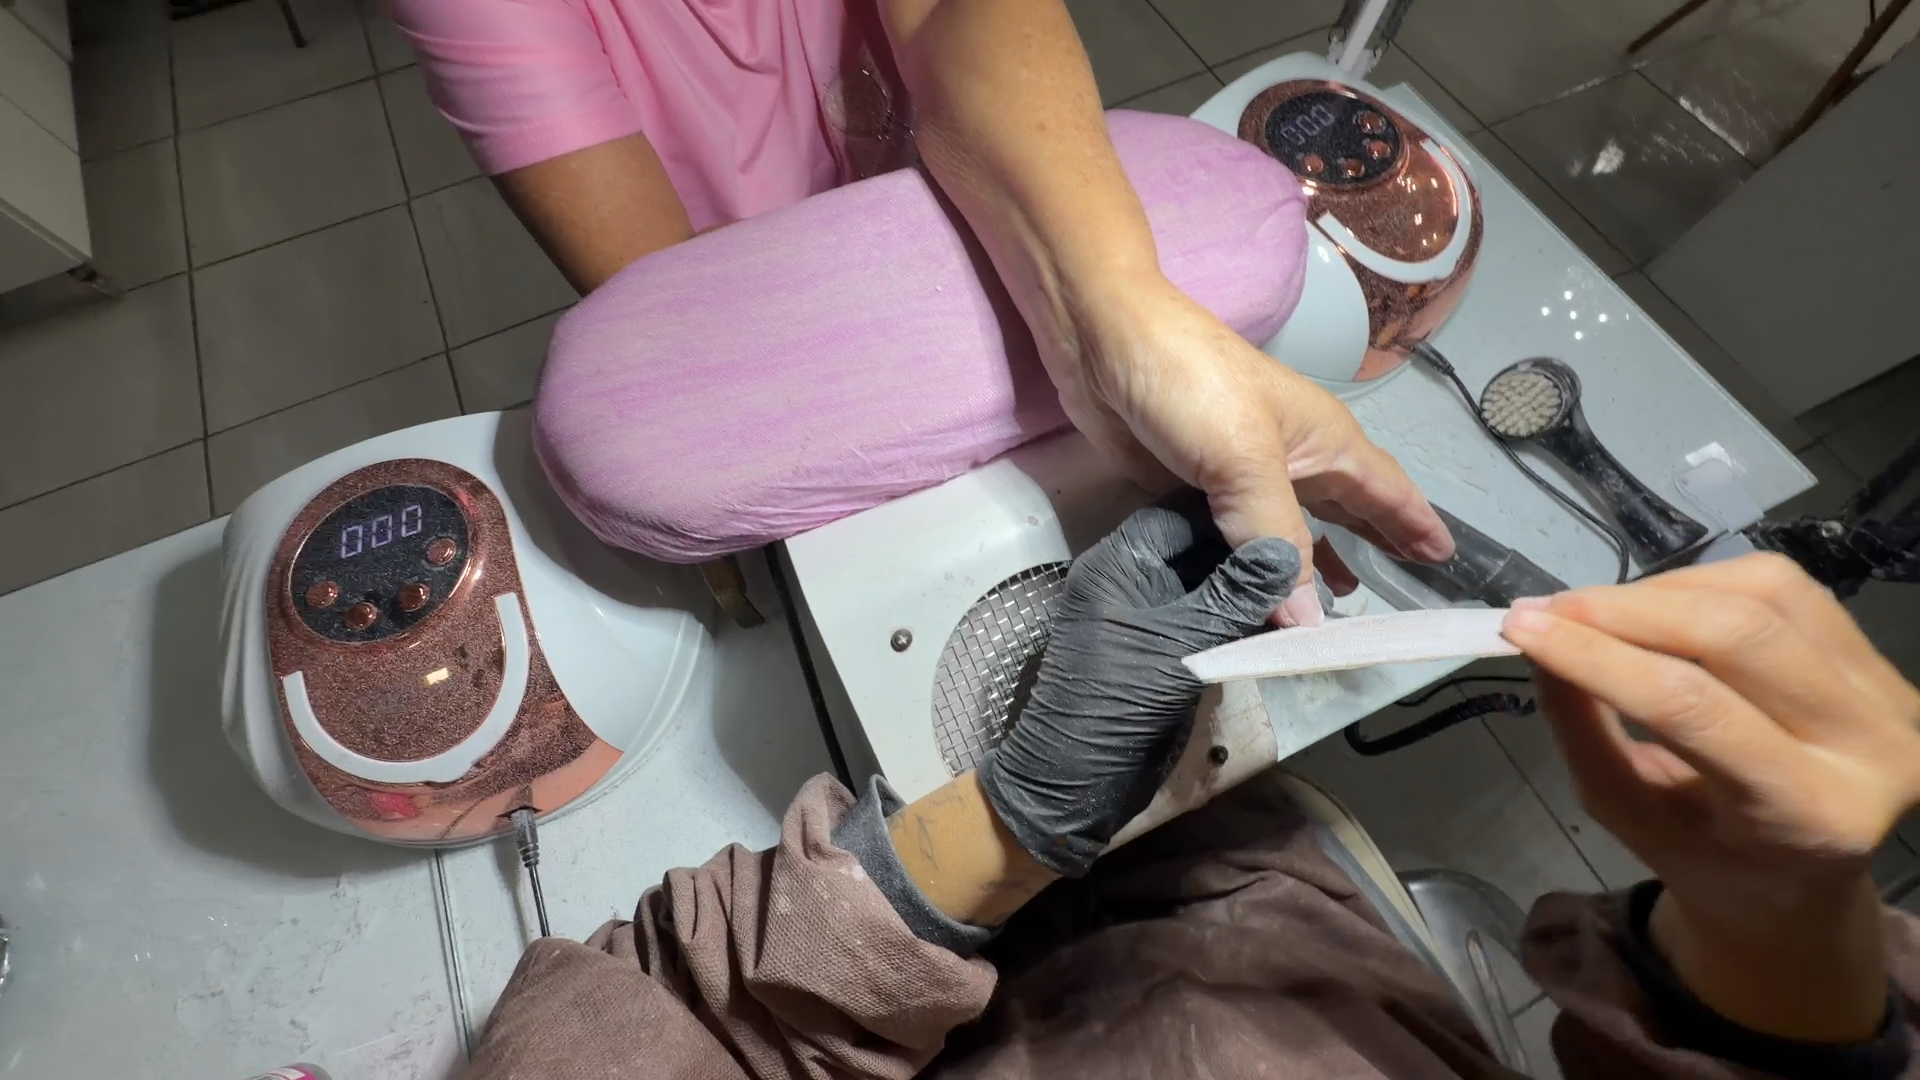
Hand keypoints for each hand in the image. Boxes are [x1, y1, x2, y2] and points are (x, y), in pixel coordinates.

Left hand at [978, 494, 1298, 875]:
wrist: (1083, 772)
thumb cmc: (1122, 698)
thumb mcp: (1183, 640)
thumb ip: (1234, 593)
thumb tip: (1286, 548)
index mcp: (1120, 558)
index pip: (1185, 513)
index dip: (1239, 514)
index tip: (1296, 518)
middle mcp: (1128, 572)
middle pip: (1198, 544)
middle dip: (1249, 553)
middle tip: (1314, 558)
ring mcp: (1142, 607)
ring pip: (1204, 579)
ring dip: (1249, 588)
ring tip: (1309, 591)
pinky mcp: (1157, 640)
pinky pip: (1201, 612)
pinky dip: (1236, 616)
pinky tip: (1279, 622)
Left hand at [1053, 273, 1453, 624]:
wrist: (1103, 345)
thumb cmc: (1194, 387)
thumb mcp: (1247, 459)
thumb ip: (1277, 538)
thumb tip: (1309, 624)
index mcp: (1323, 443)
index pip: (1387, 490)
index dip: (1416, 525)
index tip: (1444, 562)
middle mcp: (1287, 461)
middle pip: (1339, 514)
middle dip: (1364, 551)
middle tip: (1380, 606)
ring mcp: (1233, 476)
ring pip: (1280, 532)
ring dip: (1301, 567)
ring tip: (1317, 611)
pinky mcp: (1187, 489)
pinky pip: (1226, 539)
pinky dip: (1240, 567)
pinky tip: (1240, 594)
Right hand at [1500, 554, 1919, 1040]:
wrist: (1791, 869)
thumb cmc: (1692, 846)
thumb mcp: (1614, 802)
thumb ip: (1577, 722)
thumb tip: (1534, 641)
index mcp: (1807, 811)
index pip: (1690, 707)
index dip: (1594, 656)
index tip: (1518, 627)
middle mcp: (1875, 747)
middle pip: (1738, 634)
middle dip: (1620, 609)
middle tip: (1546, 610)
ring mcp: (1887, 694)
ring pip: (1762, 593)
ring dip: (1652, 591)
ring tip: (1591, 613)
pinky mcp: (1872, 656)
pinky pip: (1776, 585)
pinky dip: (1689, 583)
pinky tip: (1648, 609)